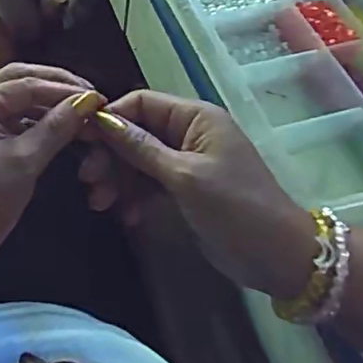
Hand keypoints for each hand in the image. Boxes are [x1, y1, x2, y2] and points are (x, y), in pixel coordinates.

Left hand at [0, 63, 98, 264]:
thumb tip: (89, 100)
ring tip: (85, 112)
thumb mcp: (26, 161)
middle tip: (92, 97)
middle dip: (57, 86)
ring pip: (21, 97)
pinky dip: (42, 119)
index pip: (25, 84)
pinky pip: (18, 116)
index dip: (65, 89)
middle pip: (21, 80)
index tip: (99, 97)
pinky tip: (67, 125)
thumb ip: (57, 126)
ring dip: (52, 103)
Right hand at [79, 91, 315, 297]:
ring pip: (136, 160)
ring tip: (100, 203)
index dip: (110, 118)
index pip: (140, 103)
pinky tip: (127, 216)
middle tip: (88, 180)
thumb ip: (140, 148)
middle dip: (109, 156)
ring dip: (117, 179)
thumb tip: (101, 119)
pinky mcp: (182, 188)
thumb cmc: (237, 208)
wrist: (280, 260)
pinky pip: (146, 182)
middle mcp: (188, 133)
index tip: (82, 141)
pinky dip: (133, 196)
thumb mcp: (184, 176)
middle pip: (133, 132)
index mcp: (195, 117)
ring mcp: (185, 162)